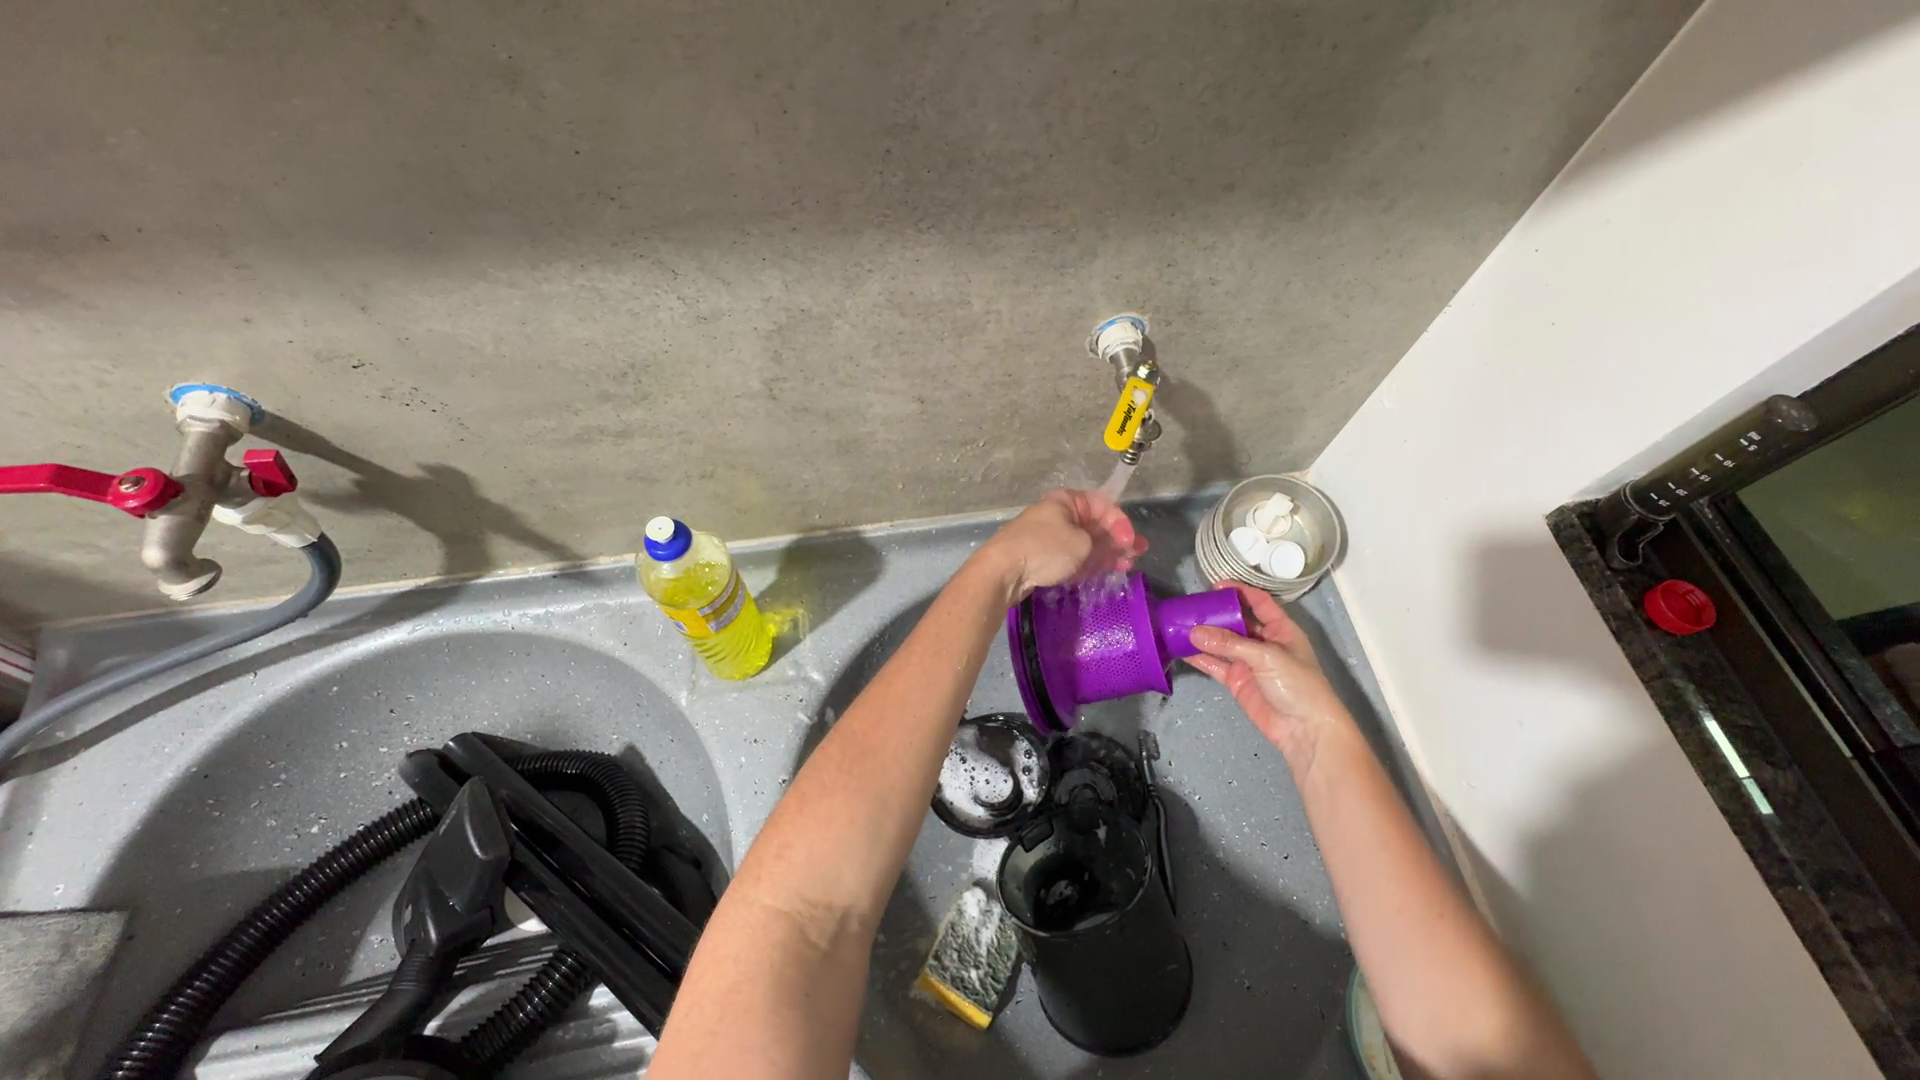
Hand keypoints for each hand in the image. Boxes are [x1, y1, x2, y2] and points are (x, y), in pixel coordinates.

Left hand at [974, 489, 1147, 603]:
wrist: (1003, 570)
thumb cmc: (1045, 549)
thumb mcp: (1081, 543)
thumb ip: (1102, 544)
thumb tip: (1111, 547)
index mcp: (1066, 501)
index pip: (1103, 506)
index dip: (1121, 523)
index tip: (1130, 542)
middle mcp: (1058, 515)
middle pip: (1095, 525)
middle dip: (1117, 539)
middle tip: (1137, 553)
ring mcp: (1050, 537)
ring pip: (1085, 543)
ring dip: (1107, 553)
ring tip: (1127, 564)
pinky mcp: (1044, 558)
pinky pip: (1073, 558)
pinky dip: (1089, 563)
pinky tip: (1106, 571)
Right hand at [1185, 582, 1352, 767]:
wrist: (1304, 729)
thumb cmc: (1297, 685)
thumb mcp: (1266, 657)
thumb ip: (1230, 643)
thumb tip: (1194, 632)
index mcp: (1281, 629)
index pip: (1259, 602)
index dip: (1240, 591)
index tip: (1215, 585)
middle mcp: (1263, 642)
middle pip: (1236, 621)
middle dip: (1215, 614)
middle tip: (1189, 606)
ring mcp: (1249, 662)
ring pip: (1222, 643)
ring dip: (1204, 635)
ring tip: (1179, 625)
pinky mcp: (1237, 681)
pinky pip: (1215, 664)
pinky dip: (1200, 657)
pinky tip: (1181, 650)